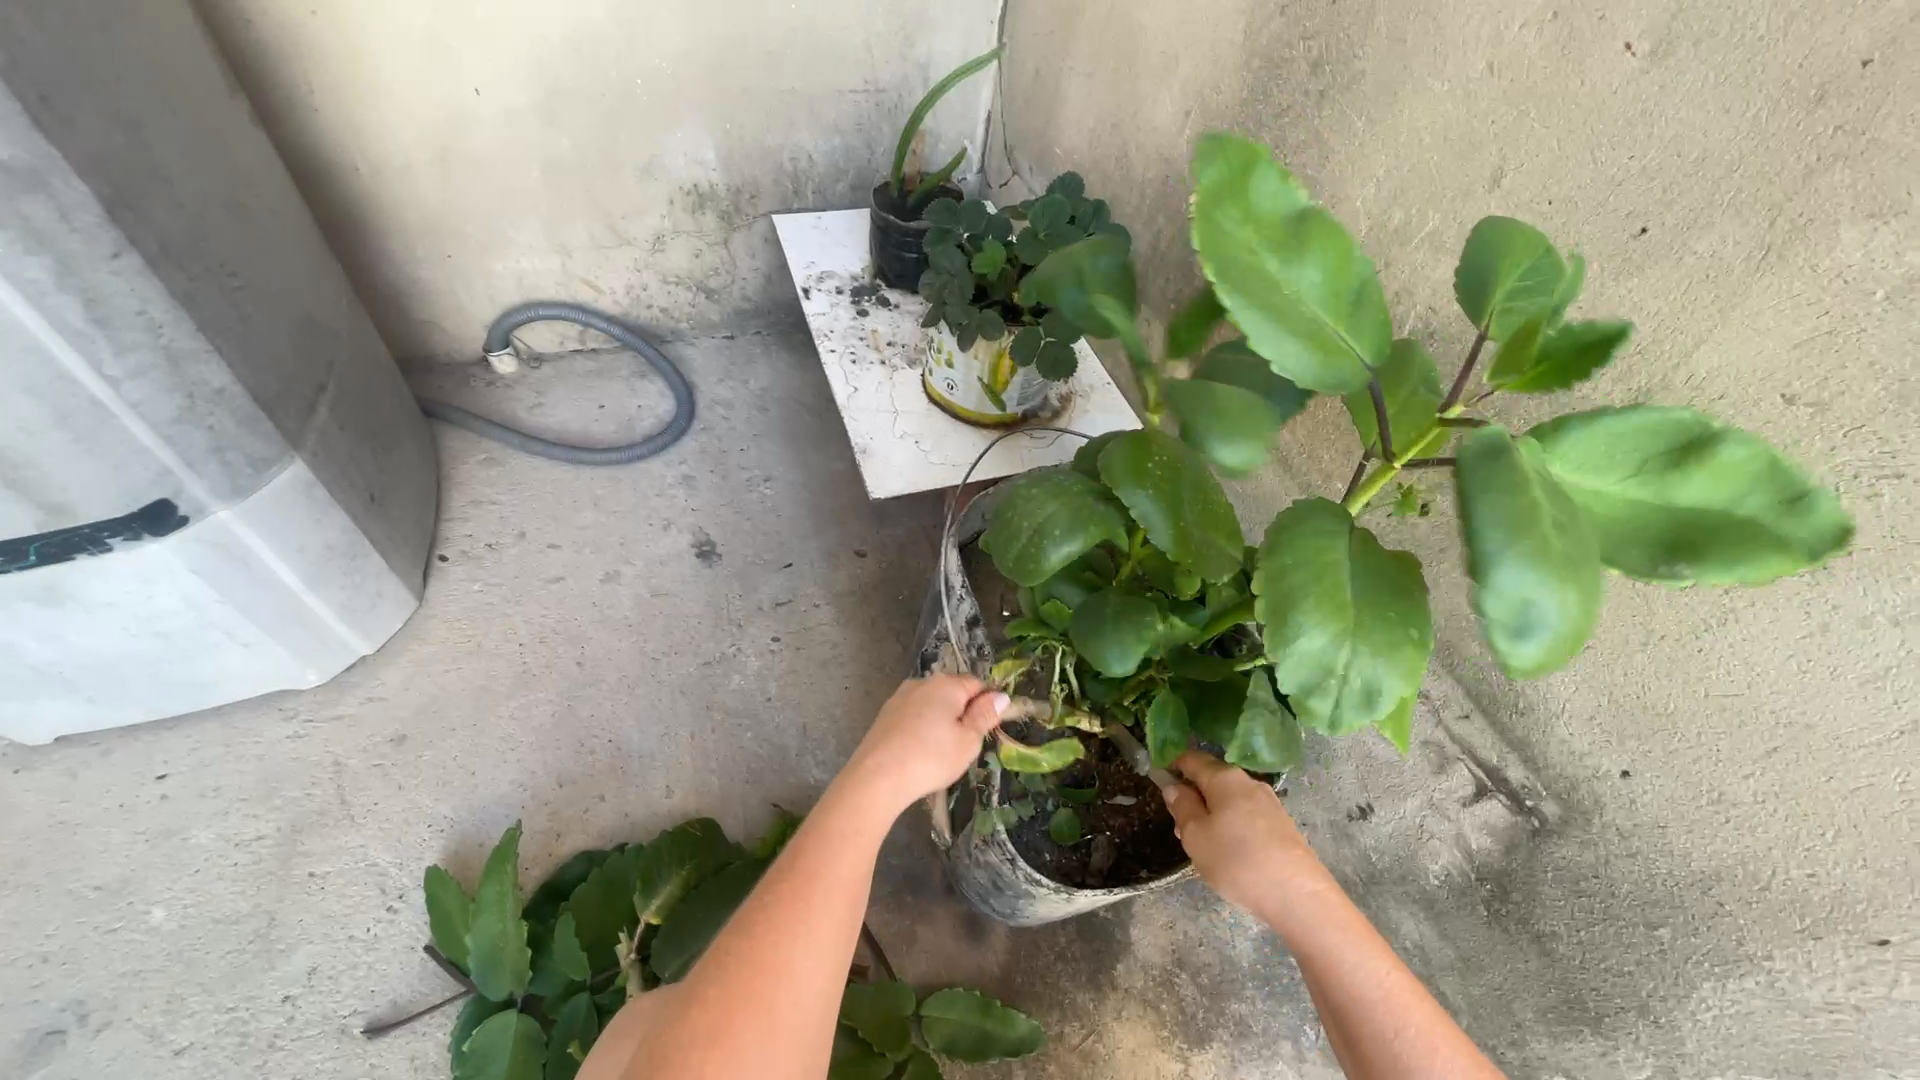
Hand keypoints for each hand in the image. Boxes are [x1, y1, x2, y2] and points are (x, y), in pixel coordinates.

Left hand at [838, 676, 1007, 815]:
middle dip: (962, 713)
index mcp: (946, 684)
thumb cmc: (931, 758)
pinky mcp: (884, 715)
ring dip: (941, 721)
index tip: (989, 728)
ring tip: (941, 752)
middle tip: (965, 744)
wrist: (878, 777)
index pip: (976, 684)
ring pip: (931, 705)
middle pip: (952, 692)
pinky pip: (913, 716)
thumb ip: (985, 716)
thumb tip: (1001, 696)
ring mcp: (899, 698)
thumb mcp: (968, 741)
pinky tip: (919, 752)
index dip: (987, 704)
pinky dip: (921, 729)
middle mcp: (922, 683)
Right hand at [1161, 750, 1329, 914]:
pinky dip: (1230, 825)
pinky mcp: (1281, 825)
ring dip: (1210, 814)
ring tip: (1201, 845)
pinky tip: (1228, 852)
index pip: (1192, 759)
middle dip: (1192, 796)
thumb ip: (1182, 807)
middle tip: (1178, 826)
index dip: (1172, 765)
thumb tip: (1174, 787)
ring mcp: (1269, 803)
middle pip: (1212, 780)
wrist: (1298, 895)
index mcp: (1225, 777)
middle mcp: (1249, 782)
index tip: (1158, 781)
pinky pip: (1246, 815)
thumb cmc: (1237, 860)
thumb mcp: (1195, 835)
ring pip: (1229, 800)